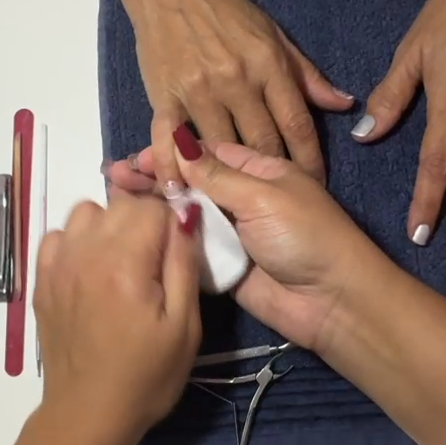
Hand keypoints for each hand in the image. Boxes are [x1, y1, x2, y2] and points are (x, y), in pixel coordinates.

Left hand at [33, 194, 202, 444]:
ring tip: (123, 260)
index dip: (173, 223)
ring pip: (86, 211)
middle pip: (120, 203)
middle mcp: (85, 253)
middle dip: (145, 220)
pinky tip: (91, 268)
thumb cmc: (146, 376)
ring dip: (110, 224)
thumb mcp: (184, 326)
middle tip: (156, 260)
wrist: (88, 415)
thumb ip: (184, 264)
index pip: (152, 207)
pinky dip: (78, 240)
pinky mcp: (42, 280)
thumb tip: (185, 215)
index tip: (179, 252)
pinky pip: (58, 234)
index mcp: (124, 263)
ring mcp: (57, 265)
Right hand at [108, 127, 387, 351]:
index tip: (135, 156)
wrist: (333, 302)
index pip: (206, 153)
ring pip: (185, 216)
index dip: (170, 153)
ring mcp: (231, 234)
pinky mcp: (223, 267)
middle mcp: (242, 199)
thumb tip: (177, 143)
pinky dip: (164, 241)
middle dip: (154, 178)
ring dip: (152, 208)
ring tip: (113, 198)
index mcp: (259, 171)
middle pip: (190, 183)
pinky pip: (189, 250)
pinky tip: (133, 233)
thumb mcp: (263, 196)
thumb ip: (216, 175)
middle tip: (113, 176)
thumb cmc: (306, 236)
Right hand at [122, 0, 353, 191]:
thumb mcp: (274, 35)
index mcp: (269, 66)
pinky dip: (173, 169)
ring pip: (221, 149)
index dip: (310, 160)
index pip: (297, 124)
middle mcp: (237, 82)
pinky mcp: (165, 97)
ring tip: (238, 208)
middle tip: (284, 208)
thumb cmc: (225, 10)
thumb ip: (306, 75)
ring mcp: (199, 91)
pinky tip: (178, 193)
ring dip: (230, 182)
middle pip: (263, 144)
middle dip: (276, 178)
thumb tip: (343, 104)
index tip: (316, 184)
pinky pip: (169, 141)